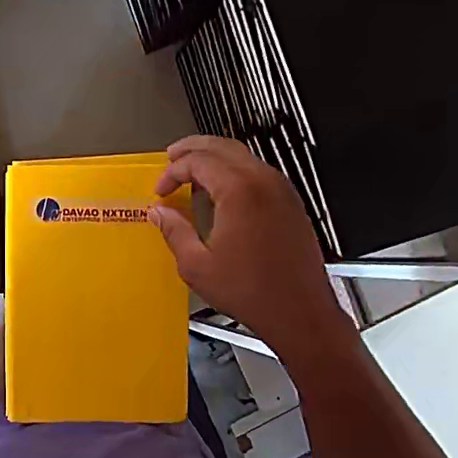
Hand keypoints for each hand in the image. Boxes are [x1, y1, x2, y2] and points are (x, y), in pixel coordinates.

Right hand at [148, 135, 349, 354]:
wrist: (297, 311)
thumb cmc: (255, 293)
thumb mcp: (198, 266)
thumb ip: (175, 232)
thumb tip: (160, 214)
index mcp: (239, 191)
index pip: (198, 161)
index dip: (173, 172)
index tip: (162, 189)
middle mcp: (264, 183)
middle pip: (223, 147)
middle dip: (194, 149)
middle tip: (173, 157)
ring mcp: (282, 192)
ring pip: (244, 157)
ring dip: (216, 160)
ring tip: (195, 175)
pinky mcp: (292, 205)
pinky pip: (260, 175)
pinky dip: (237, 174)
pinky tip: (224, 194)